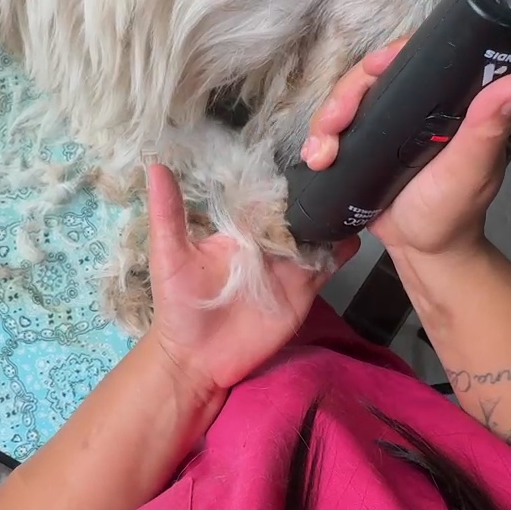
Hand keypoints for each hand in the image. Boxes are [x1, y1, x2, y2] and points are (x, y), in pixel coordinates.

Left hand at [142, 163, 355, 395]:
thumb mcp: (169, 255)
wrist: (197, 360)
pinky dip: (345, 247)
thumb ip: (168, 213)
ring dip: (335, 214)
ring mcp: (289, 264)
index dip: (282, 176)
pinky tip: (355, 231)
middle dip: (317, 191)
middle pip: (298, 210)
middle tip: (340, 163)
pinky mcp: (305, 288)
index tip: (303, 149)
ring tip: (353, 192)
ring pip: (320, 231)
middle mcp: (267, 242)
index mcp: (239, 229)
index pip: (265, 195)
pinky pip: (330, 263)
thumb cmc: (179, 305)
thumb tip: (155, 165)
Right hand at [299, 38, 510, 258]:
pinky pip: (335, 131)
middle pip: (371, 79)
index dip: (392, 55)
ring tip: (320, 154)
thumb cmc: (452, 212)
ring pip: (347, 103)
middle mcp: (414, 108)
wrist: (421, 251)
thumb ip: (487, 129)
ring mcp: (385, 127)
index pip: (419, 60)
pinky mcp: (362, 147)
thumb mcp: (471, 170)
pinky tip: (315, 158)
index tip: (374, 67)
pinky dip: (320, 141)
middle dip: (345, 95)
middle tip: (333, 123)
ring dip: (325, 121)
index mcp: (447, 103)